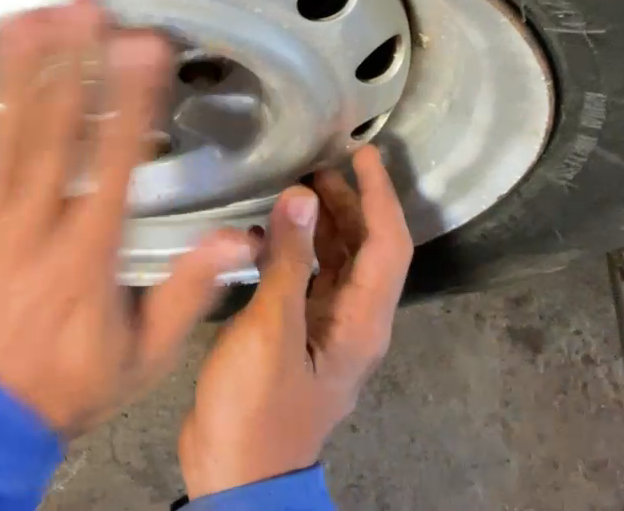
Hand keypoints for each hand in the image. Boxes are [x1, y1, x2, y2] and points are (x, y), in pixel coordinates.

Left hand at [0, 0, 255, 437]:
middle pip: (57, 131)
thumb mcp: (144, 354)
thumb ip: (188, 289)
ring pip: (2, 135)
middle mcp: (35, 224)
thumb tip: (241, 240)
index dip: (132, 99)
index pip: (117, 160)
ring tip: (28, 18)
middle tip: (85, 8)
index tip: (143, 47)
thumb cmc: (67, 382)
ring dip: (16, 73)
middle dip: (74, 63)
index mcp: (88, 252)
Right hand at [177, 147, 413, 494]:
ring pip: (333, 263)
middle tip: (314, 161)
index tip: (361, 152)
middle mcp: (351, 323)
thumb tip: (304, 194)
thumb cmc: (258, 405)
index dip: (378, 195)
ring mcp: (320, 330)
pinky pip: (303, 278)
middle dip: (349, 202)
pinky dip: (293, 247)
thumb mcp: (272, 330)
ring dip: (321, 222)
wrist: (237, 471)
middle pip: (363, 251)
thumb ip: (289, 263)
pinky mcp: (291, 335)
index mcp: (360, 323)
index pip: (385, 246)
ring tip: (292, 184)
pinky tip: (263, 232)